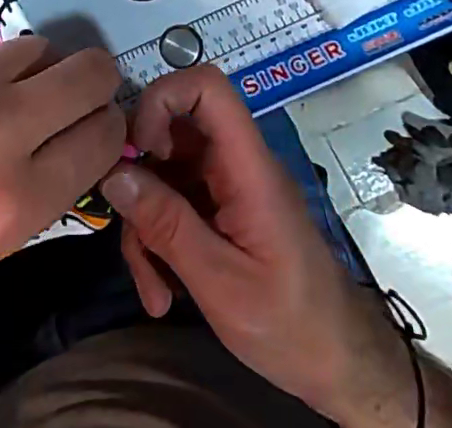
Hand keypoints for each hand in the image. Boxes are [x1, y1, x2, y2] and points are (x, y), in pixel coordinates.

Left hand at [0, 28, 126, 344]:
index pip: (104, 139)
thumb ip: (36, 189)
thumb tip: (75, 140)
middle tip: (71, 89)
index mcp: (14, 204)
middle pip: (90, 74)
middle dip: (92, 82)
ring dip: (28, 70)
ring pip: (38, 47)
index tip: (96, 122)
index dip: (107, 127)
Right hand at [99, 65, 417, 426]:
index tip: (139, 150)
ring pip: (163, 175)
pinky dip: (158, 242)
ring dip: (146, 227)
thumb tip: (113, 173)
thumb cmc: (291, 324)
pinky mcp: (216, 210)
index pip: (208, 88)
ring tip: (154, 289)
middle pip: (170, 134)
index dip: (163, 99)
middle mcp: (234, 164)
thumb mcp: (221, 282)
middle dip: (139, 182)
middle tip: (130, 228)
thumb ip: (166, 224)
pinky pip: (172, 205)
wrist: (338, 363)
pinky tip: (163, 291)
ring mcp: (224, 187)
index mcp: (248, 166)